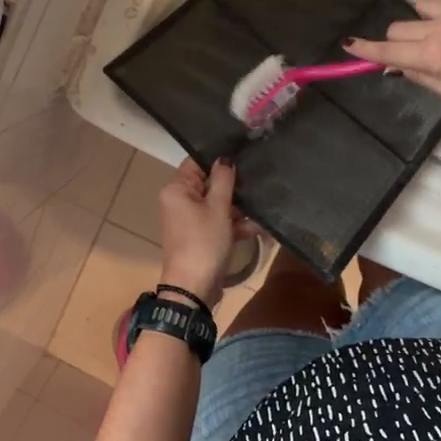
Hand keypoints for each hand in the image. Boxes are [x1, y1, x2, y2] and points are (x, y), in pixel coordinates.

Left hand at [157, 159, 255, 306]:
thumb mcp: (217, 208)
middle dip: (234, 184)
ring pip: (217, 203)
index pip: (197, 161)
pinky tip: (259, 225)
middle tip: (258, 176)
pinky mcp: (202, 235)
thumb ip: (223, 179)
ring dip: (239, 206)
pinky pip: (219, 221)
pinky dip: (235, 223)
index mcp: (177, 189)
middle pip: (209, 182)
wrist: (194, 288)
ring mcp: (191, 219)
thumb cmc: (203, 242)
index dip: (219, 157)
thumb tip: (225, 158)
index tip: (243, 153)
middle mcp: (180, 200)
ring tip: (263, 203)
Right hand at [344, 0, 440, 122]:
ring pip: (423, 5)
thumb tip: (396, 66)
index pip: (389, 52)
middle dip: (399, 43)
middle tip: (414, 55)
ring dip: (423, 20)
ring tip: (439, 33)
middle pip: (400, 28)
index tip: (349, 45)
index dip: (366, 50)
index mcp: (436, 56)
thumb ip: (421, 76)